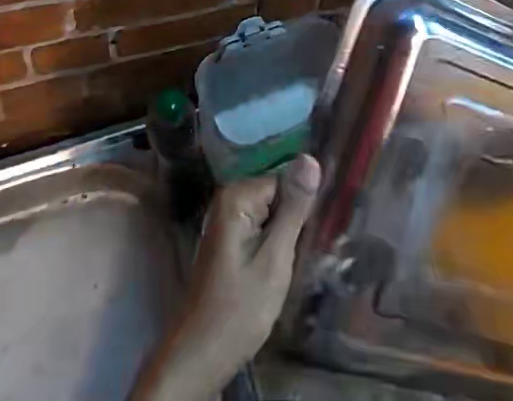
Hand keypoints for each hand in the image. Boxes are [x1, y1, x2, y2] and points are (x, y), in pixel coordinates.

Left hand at [130, 155, 321, 400]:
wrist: (200, 354)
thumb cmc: (239, 308)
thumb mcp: (275, 258)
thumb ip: (294, 208)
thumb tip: (311, 158)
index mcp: (236, 196)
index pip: (285, 182)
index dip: (302, 209)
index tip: (311, 236)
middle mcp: (227, 200)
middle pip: (277, 196)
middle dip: (294, 221)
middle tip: (300, 254)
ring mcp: (226, 221)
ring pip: (272, 214)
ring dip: (285, 236)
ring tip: (290, 263)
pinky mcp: (229, 240)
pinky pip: (261, 229)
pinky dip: (273, 246)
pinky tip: (277, 269)